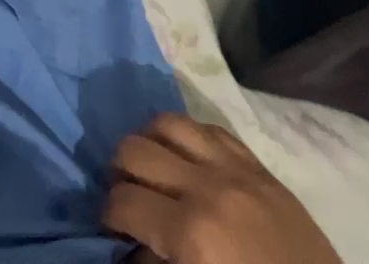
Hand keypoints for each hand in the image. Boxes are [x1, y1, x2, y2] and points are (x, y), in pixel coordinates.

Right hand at [104, 113, 341, 263]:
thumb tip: (128, 245)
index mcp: (191, 232)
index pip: (122, 201)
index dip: (108, 217)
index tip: (113, 231)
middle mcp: (209, 187)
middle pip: (134, 149)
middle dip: (119, 174)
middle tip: (128, 199)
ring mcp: (237, 171)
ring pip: (168, 122)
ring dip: (150, 144)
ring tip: (152, 171)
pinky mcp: (260, 167)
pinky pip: (210, 128)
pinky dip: (188, 139)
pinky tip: (188, 163)